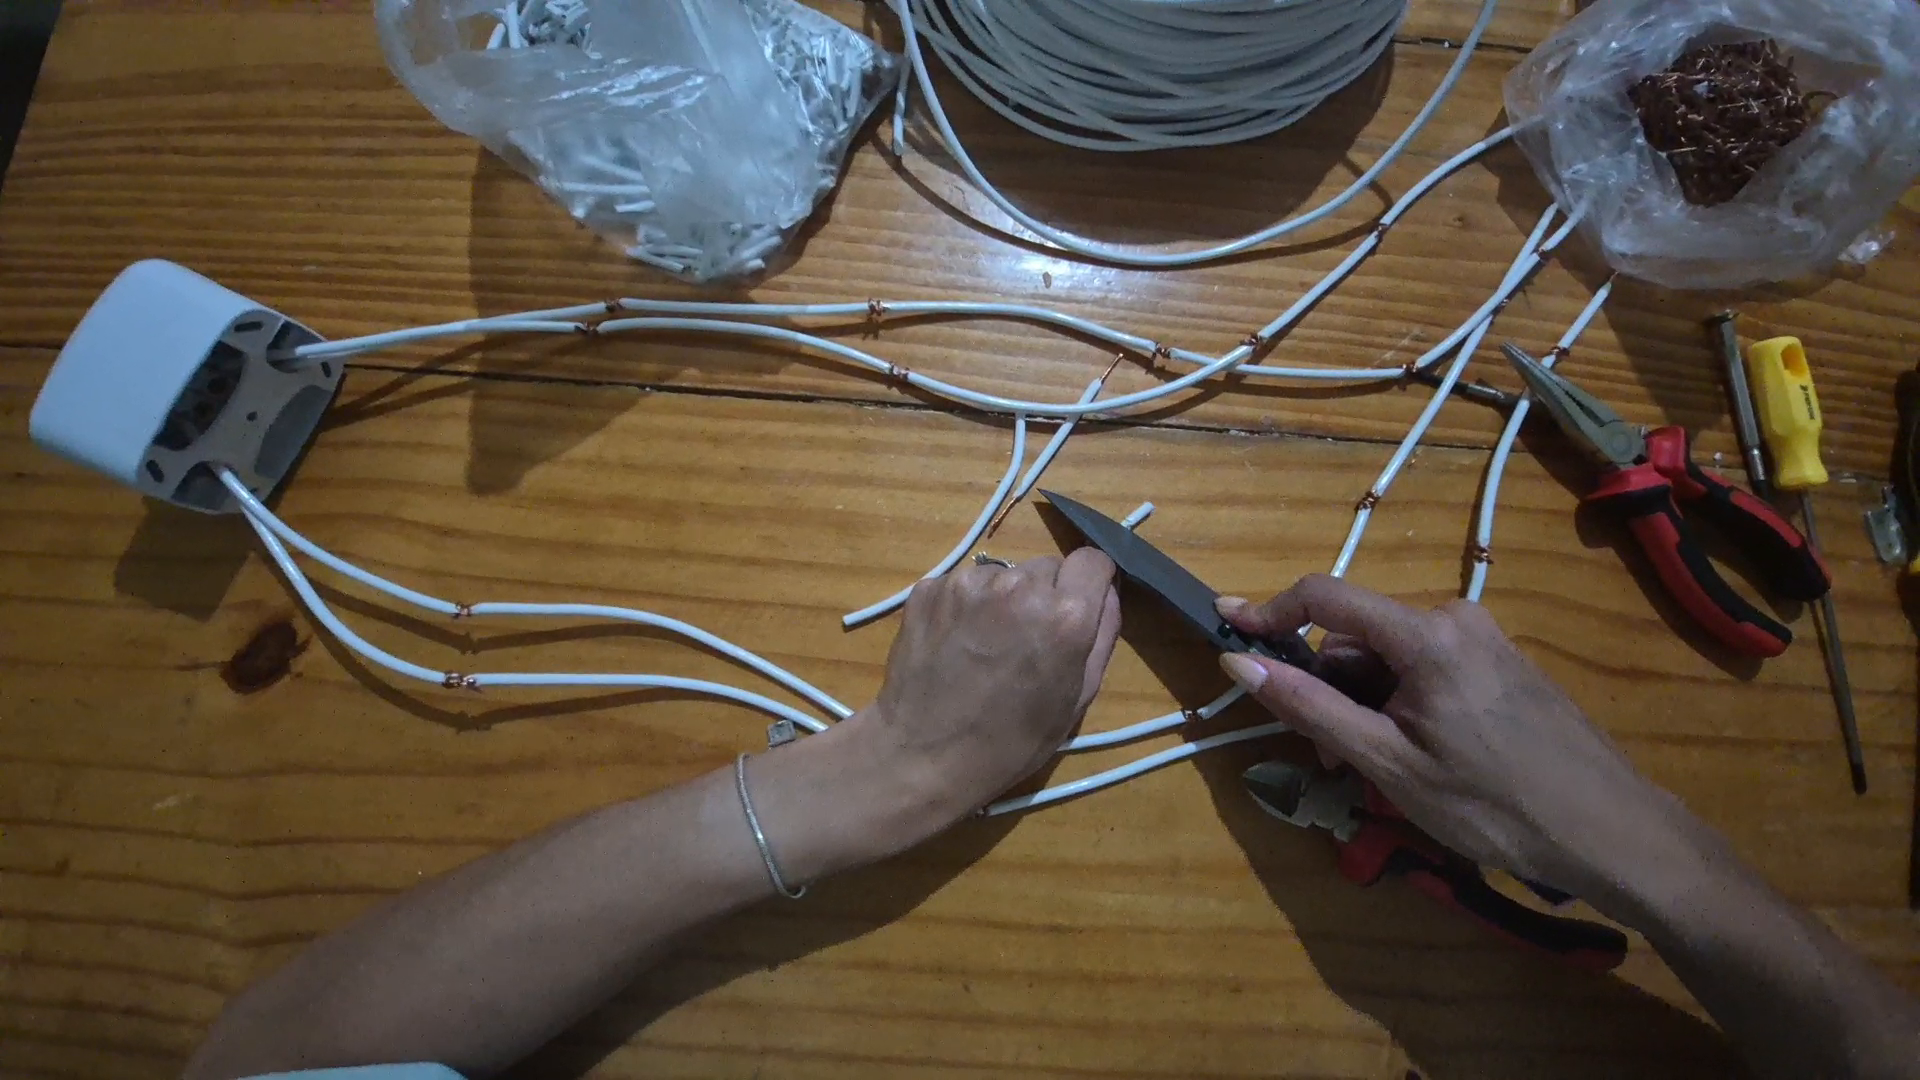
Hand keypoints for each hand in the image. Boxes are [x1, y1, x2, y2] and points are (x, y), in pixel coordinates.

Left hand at [861, 548, 1121, 820]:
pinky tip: (955, 643)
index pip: (1092, 561)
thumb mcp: (1077, 699)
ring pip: (1003, 574)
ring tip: (984, 646)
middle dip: (1044, 596)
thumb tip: (1106, 591)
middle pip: (1047, 568)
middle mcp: (1019, 585)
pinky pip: (963, 585)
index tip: (1076, 609)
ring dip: (1002, 599)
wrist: (923, 755)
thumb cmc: (1011, 741)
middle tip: (1024, 642)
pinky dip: (965, 605)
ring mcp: (969, 582)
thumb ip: (1102, 635)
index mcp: (1065, 614)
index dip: (1088, 585)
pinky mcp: (930, 587)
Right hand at [1215, 574, 1713, 908]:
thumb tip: (1235, 659)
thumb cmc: (1494, 804)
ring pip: (1384, 658)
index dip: (1268, 610)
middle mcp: (1451, 620)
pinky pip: (1419, 669)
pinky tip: (1410, 753)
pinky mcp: (1496, 665)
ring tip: (1372, 766)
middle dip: (1325, 688)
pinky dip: (1394, 703)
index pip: (1323, 596)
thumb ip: (1306, 704)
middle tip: (1326, 754)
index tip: (1225, 628)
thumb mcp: (1386, 761)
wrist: (1624, 840)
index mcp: (1424, 635)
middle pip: (1354, 638)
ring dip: (1359, 703)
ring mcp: (1480, 641)